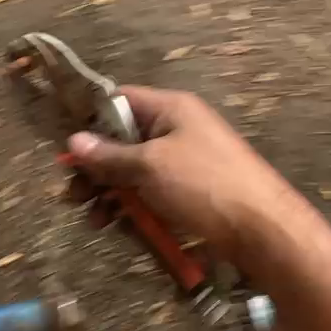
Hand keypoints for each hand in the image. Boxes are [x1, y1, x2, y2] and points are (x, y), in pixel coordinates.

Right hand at [67, 86, 317, 270]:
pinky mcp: (190, 194)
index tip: (66, 147)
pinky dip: (134, 209)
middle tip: (73, 194)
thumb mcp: (151, 167)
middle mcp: (177, 129)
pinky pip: (152, 194)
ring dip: (111, 194)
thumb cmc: (204, 185)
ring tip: (94, 218)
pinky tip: (119, 228)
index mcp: (171, 109)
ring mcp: (185, 163)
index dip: (90, 120)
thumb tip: (74, 140)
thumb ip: (110, 155)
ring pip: (135, 172)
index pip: (120, 100)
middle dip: (96, 167)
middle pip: (123, 140)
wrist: (264, 230)